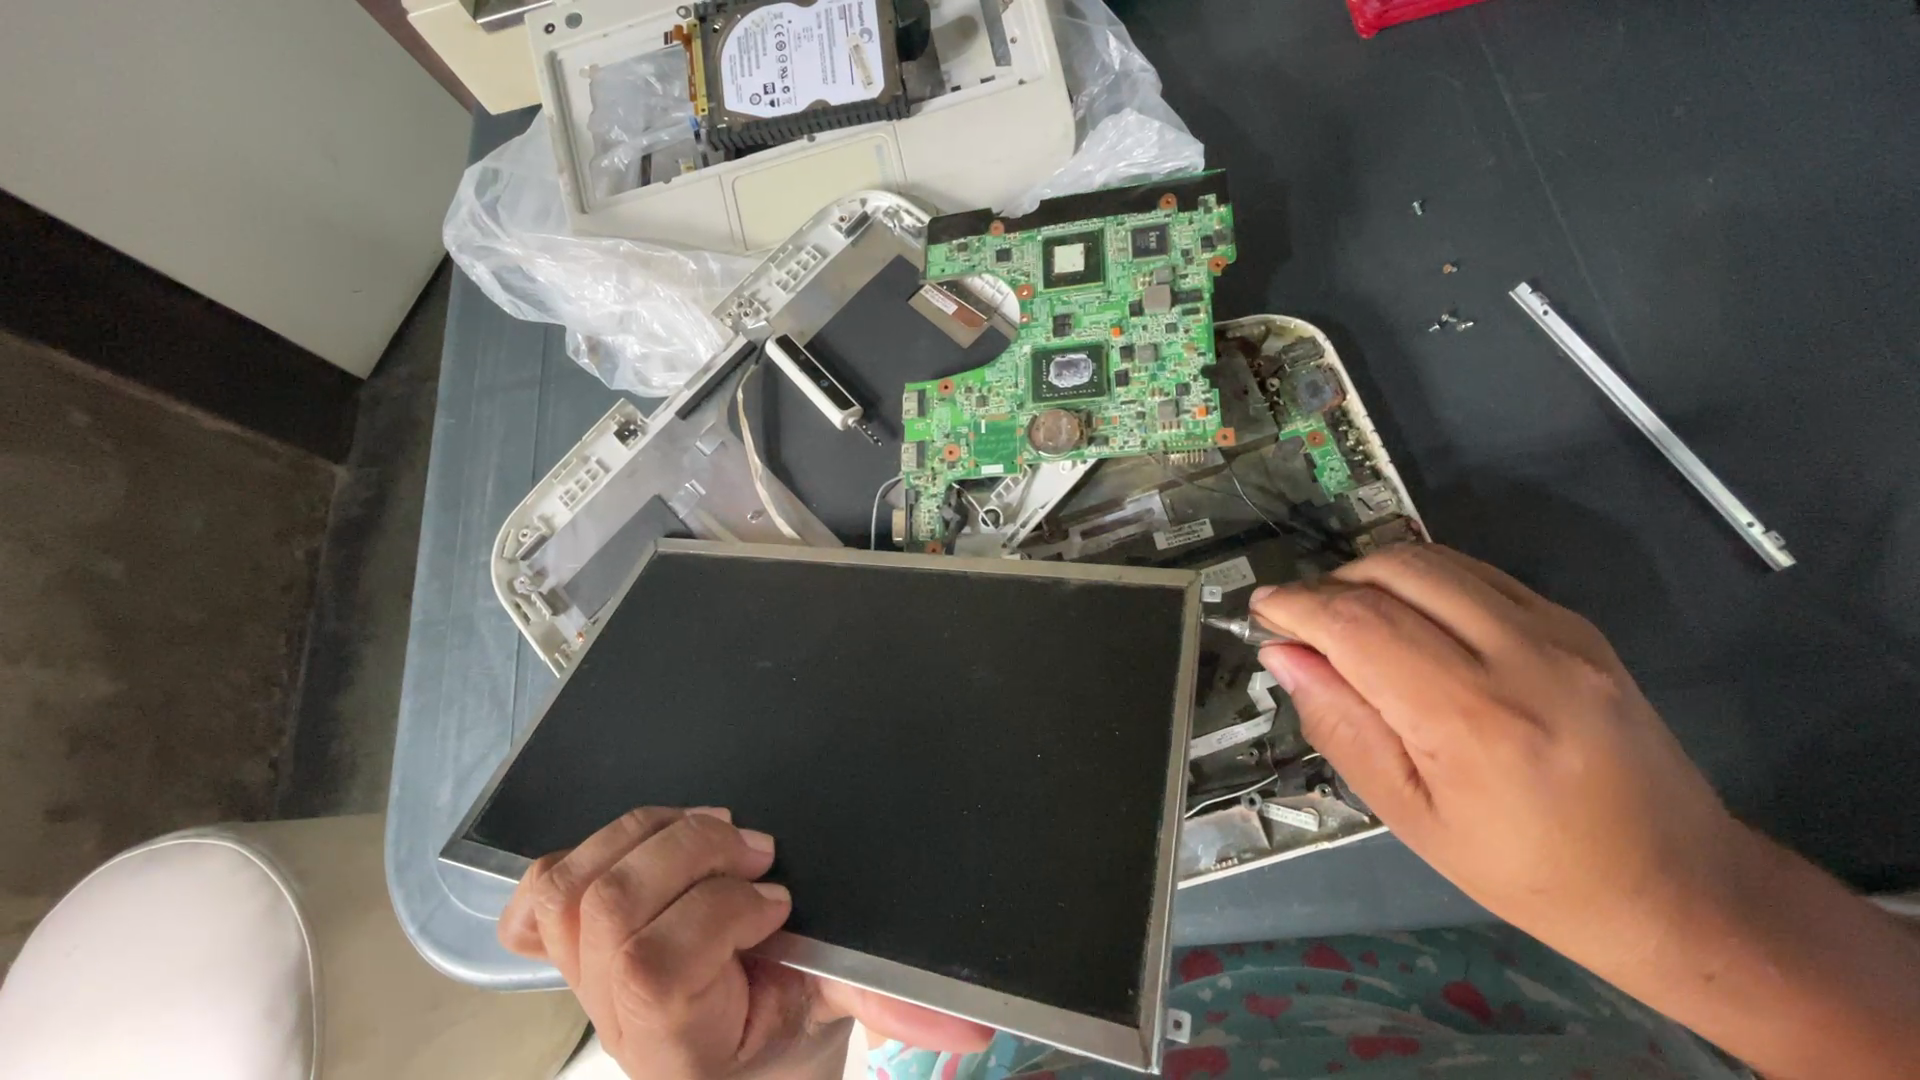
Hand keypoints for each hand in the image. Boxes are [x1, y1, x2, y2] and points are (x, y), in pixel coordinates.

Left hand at [499, 807, 991, 1079]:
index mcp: (678, 1045)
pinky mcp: (567, 942)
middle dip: (693, 853)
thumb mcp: (834, 1010)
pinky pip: (539, 895)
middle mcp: (612, 1015)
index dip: (722, 913)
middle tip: (751, 850)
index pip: (659, 968)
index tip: (778, 904)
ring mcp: (580, 977)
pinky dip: (584, 854)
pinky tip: (636, 850)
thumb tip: (977, 1020)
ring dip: (650, 835)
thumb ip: (895, 1002)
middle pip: (610, 908)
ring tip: (706, 832)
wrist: (734, 1054)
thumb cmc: (782, 1033)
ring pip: (574, 885)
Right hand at [1247, 544, 1756, 968]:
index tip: (1262, 610)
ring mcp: (1561, 632)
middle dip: (1329, 584)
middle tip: (1301, 622)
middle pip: (1395, 572)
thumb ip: (1341, 725)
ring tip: (1345, 617)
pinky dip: (1420, 580)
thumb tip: (1284, 655)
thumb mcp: (1410, 816)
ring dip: (1371, 575)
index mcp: (1474, 720)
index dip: (1297, 606)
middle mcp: (1523, 656)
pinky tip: (1405, 618)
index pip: (1360, 624)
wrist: (1678, 884)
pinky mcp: (1579, 625)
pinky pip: (1476, 574)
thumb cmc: (1525, 871)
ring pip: (1434, 560)